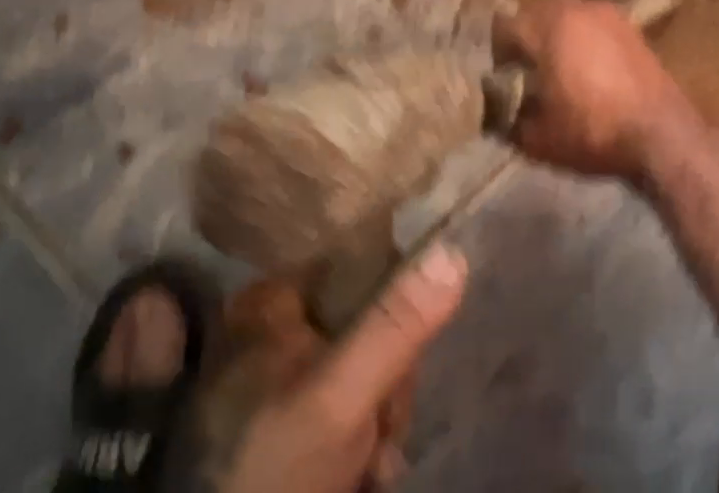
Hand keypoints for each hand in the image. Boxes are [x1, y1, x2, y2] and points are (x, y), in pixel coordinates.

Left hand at [219, 245, 466, 492]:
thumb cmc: (277, 468)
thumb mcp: (340, 395)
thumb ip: (392, 326)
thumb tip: (452, 249)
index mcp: (266, 304)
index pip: (355, 258)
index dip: (395, 290)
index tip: (412, 332)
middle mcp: (275, 328)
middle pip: (374, 315)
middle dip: (393, 369)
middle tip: (383, 411)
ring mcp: (289, 371)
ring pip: (376, 358)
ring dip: (390, 404)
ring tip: (374, 446)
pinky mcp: (304, 408)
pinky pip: (365, 392)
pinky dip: (375, 427)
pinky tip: (368, 458)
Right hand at [495, 0, 695, 179]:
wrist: (661, 134)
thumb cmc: (593, 132)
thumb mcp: (537, 138)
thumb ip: (509, 120)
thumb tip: (501, 112)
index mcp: (548, 26)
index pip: (505, 26)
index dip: (500, 55)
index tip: (506, 82)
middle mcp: (578, 9)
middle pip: (538, 13)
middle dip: (530, 39)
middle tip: (531, 74)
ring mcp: (610, 15)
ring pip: (570, 15)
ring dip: (560, 36)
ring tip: (562, 72)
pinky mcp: (633, 28)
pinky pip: (597, 25)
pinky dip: (588, 41)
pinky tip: (593, 73)